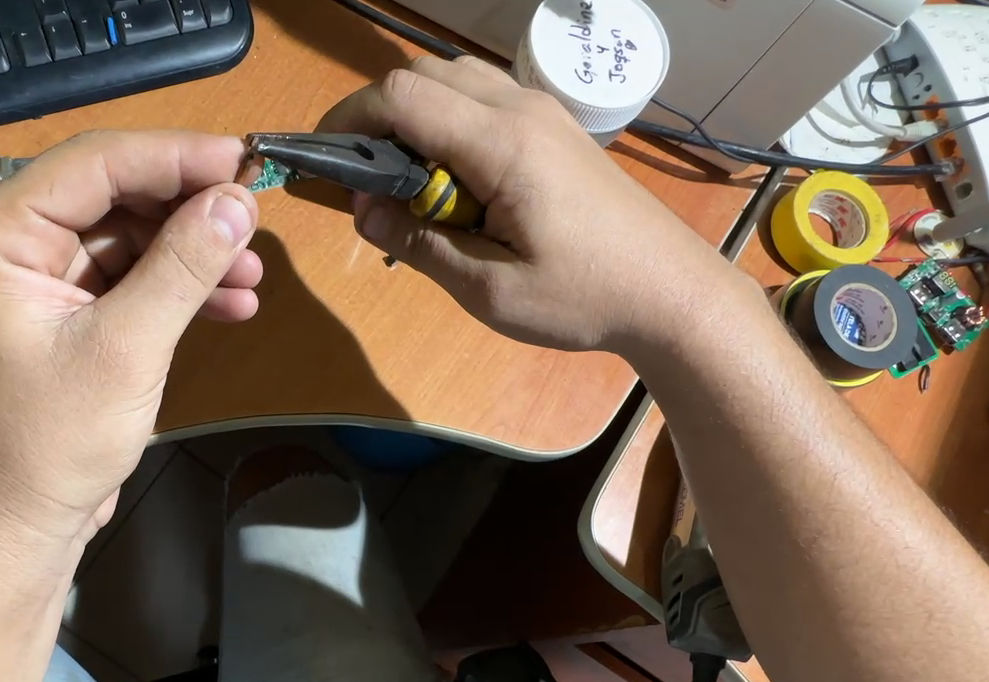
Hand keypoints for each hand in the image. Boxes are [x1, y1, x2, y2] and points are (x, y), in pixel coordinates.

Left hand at [0, 131, 260, 551]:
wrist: (29, 519)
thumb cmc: (57, 442)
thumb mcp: (127, 349)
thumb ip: (183, 267)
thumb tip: (241, 201)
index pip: (94, 165)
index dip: (174, 157)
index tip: (244, 161)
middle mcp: (8, 241)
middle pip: (115, 196)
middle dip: (188, 211)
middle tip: (255, 220)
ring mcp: (38, 277)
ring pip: (130, 237)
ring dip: (192, 254)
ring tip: (252, 273)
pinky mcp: (67, 311)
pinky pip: (129, 279)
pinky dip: (177, 289)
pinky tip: (231, 304)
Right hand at [318, 57, 742, 354]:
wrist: (666, 290)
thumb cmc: (579, 298)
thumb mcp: (487, 289)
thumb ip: (419, 244)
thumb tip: (361, 209)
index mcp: (501, 145)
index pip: (404, 98)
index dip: (350, 120)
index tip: (321, 160)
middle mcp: (520, 109)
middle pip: (424, 76)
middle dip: (375, 117)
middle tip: (356, 179)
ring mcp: (541, 113)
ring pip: (454, 81)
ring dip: (412, 119)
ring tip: (397, 183)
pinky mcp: (552, 129)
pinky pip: (482, 102)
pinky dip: (445, 126)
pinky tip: (445, 182)